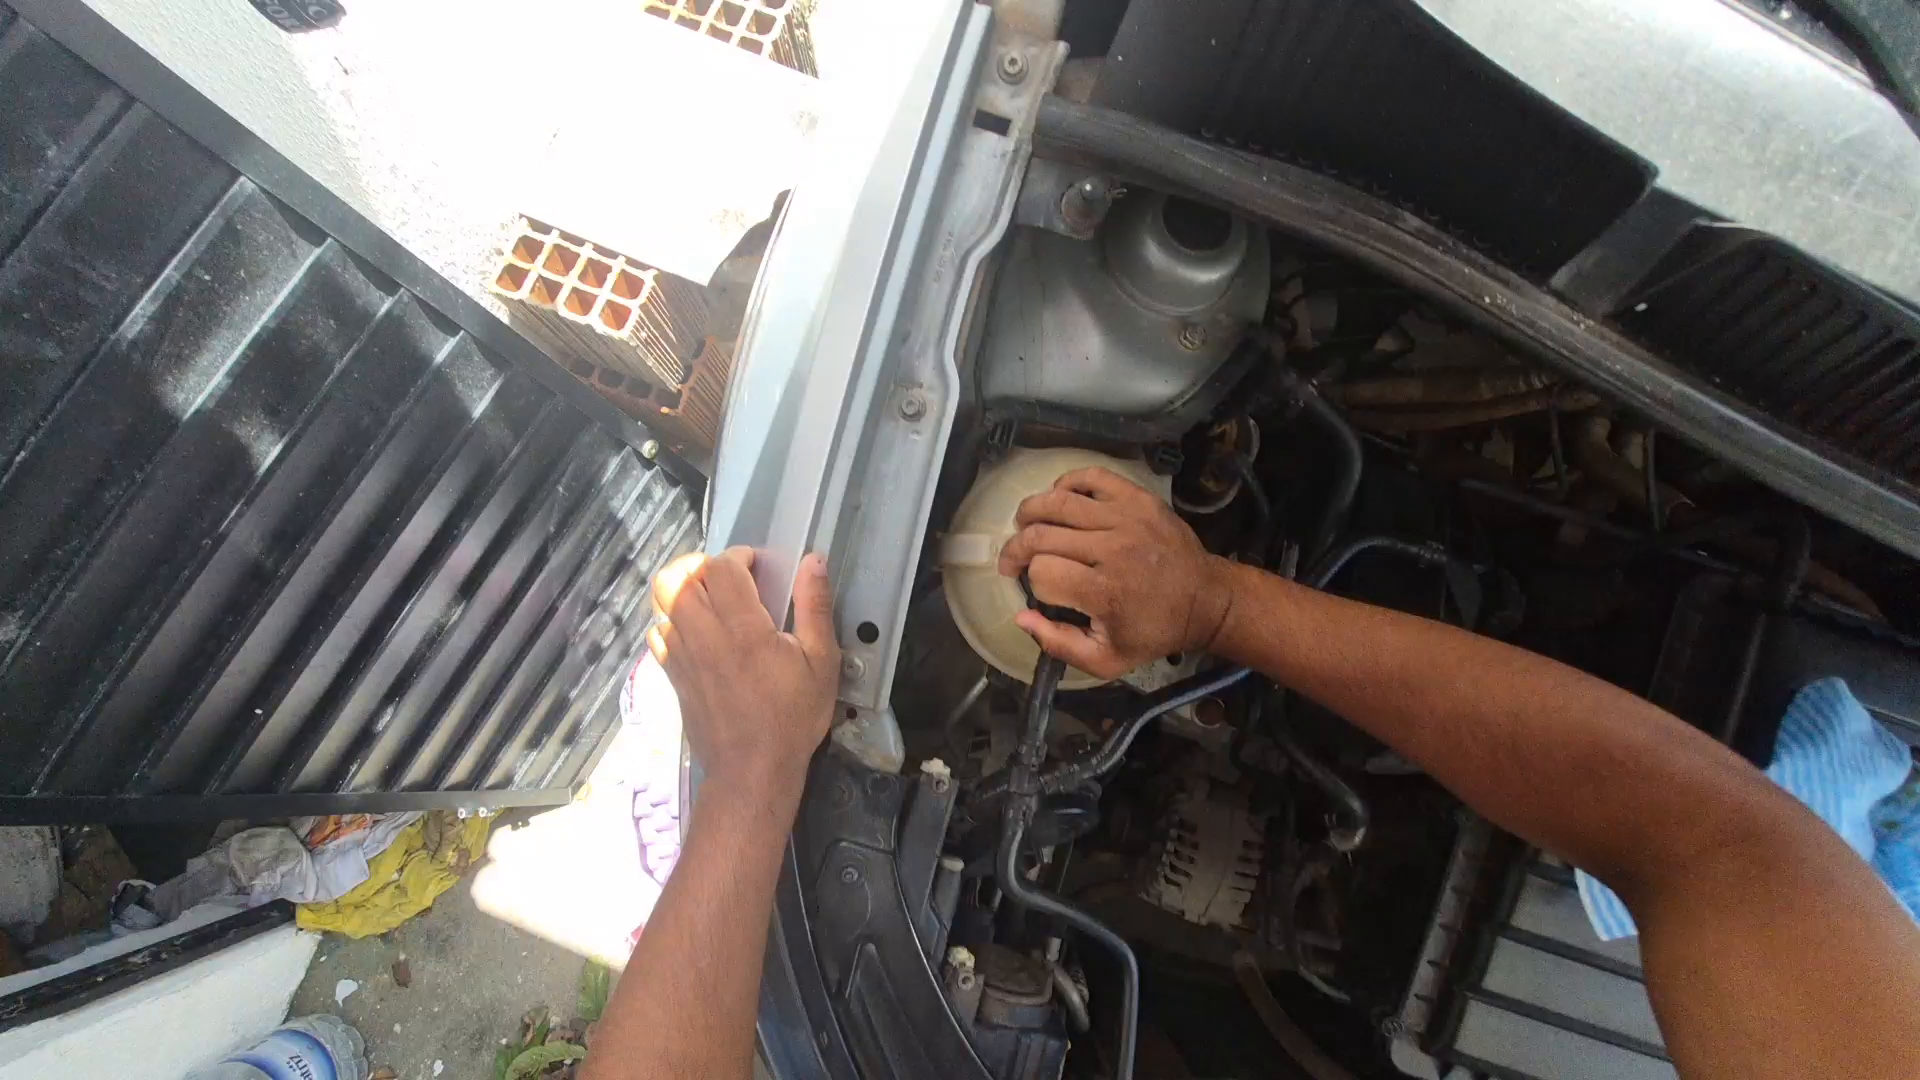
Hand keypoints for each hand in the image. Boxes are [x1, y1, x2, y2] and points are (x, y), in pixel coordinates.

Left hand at [648, 548, 839, 804]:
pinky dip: (674, 620)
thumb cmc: (793, 716)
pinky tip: (701, 632)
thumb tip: (813, 560)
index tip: (757, 565)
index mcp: (742, 628)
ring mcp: (680, 656)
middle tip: (730, 576)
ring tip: (714, 600)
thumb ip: (816, 606)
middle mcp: (703, 635)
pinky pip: (658, 632)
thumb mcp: (822, 661)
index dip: (737, 556)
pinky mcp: (671, 675)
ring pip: (661, 602)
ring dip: (685, 590)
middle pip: (676, 578)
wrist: (751, 771)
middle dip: (702, 565)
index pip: (721, 569)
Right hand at [997, 467, 1234, 679]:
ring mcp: (1126, 517)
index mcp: (1105, 592)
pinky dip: (1066, 483)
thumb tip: (1021, 616)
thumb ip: (1058, 644)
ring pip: (1057, 501)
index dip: (1032, 583)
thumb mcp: (1106, 660)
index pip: (1041, 574)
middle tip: (1012, 561)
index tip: (1039, 591)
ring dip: (1030, 512)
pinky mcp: (1138, 498)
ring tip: (1024, 526)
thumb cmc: (1153, 632)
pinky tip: (1059, 499)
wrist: (1205, 600)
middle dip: (1015, 549)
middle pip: (1040, 535)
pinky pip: (1090, 476)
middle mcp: (1113, 549)